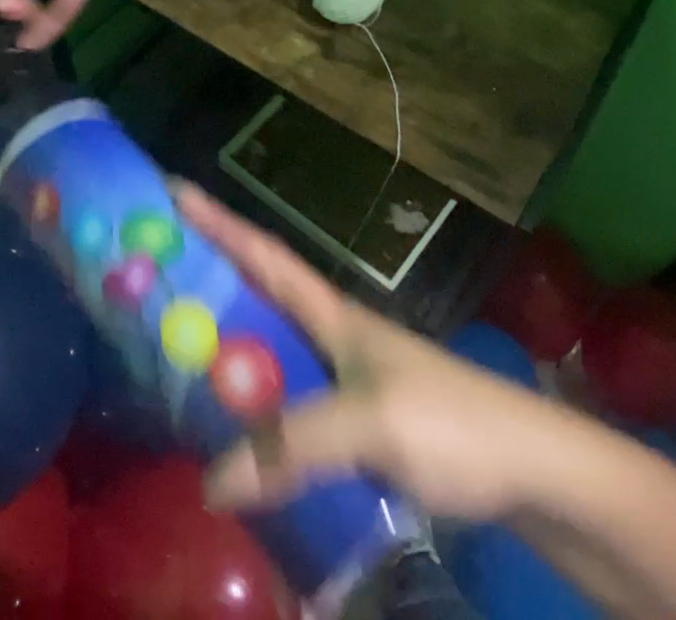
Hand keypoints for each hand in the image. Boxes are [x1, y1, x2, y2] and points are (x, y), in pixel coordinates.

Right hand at [178, 184, 575, 520]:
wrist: (531, 470)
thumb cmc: (458, 425)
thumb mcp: (376, 425)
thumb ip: (297, 445)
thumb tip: (212, 482)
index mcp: (338, 320)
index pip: (269, 259)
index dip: (222, 225)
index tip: (174, 193)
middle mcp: (337, 343)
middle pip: (260, 306)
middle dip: (206, 289)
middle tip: (145, 290)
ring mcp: (348, 385)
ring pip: (271, 362)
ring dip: (225, 358)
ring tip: (168, 368)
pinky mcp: (358, 428)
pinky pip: (287, 414)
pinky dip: (254, 418)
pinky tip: (229, 444)